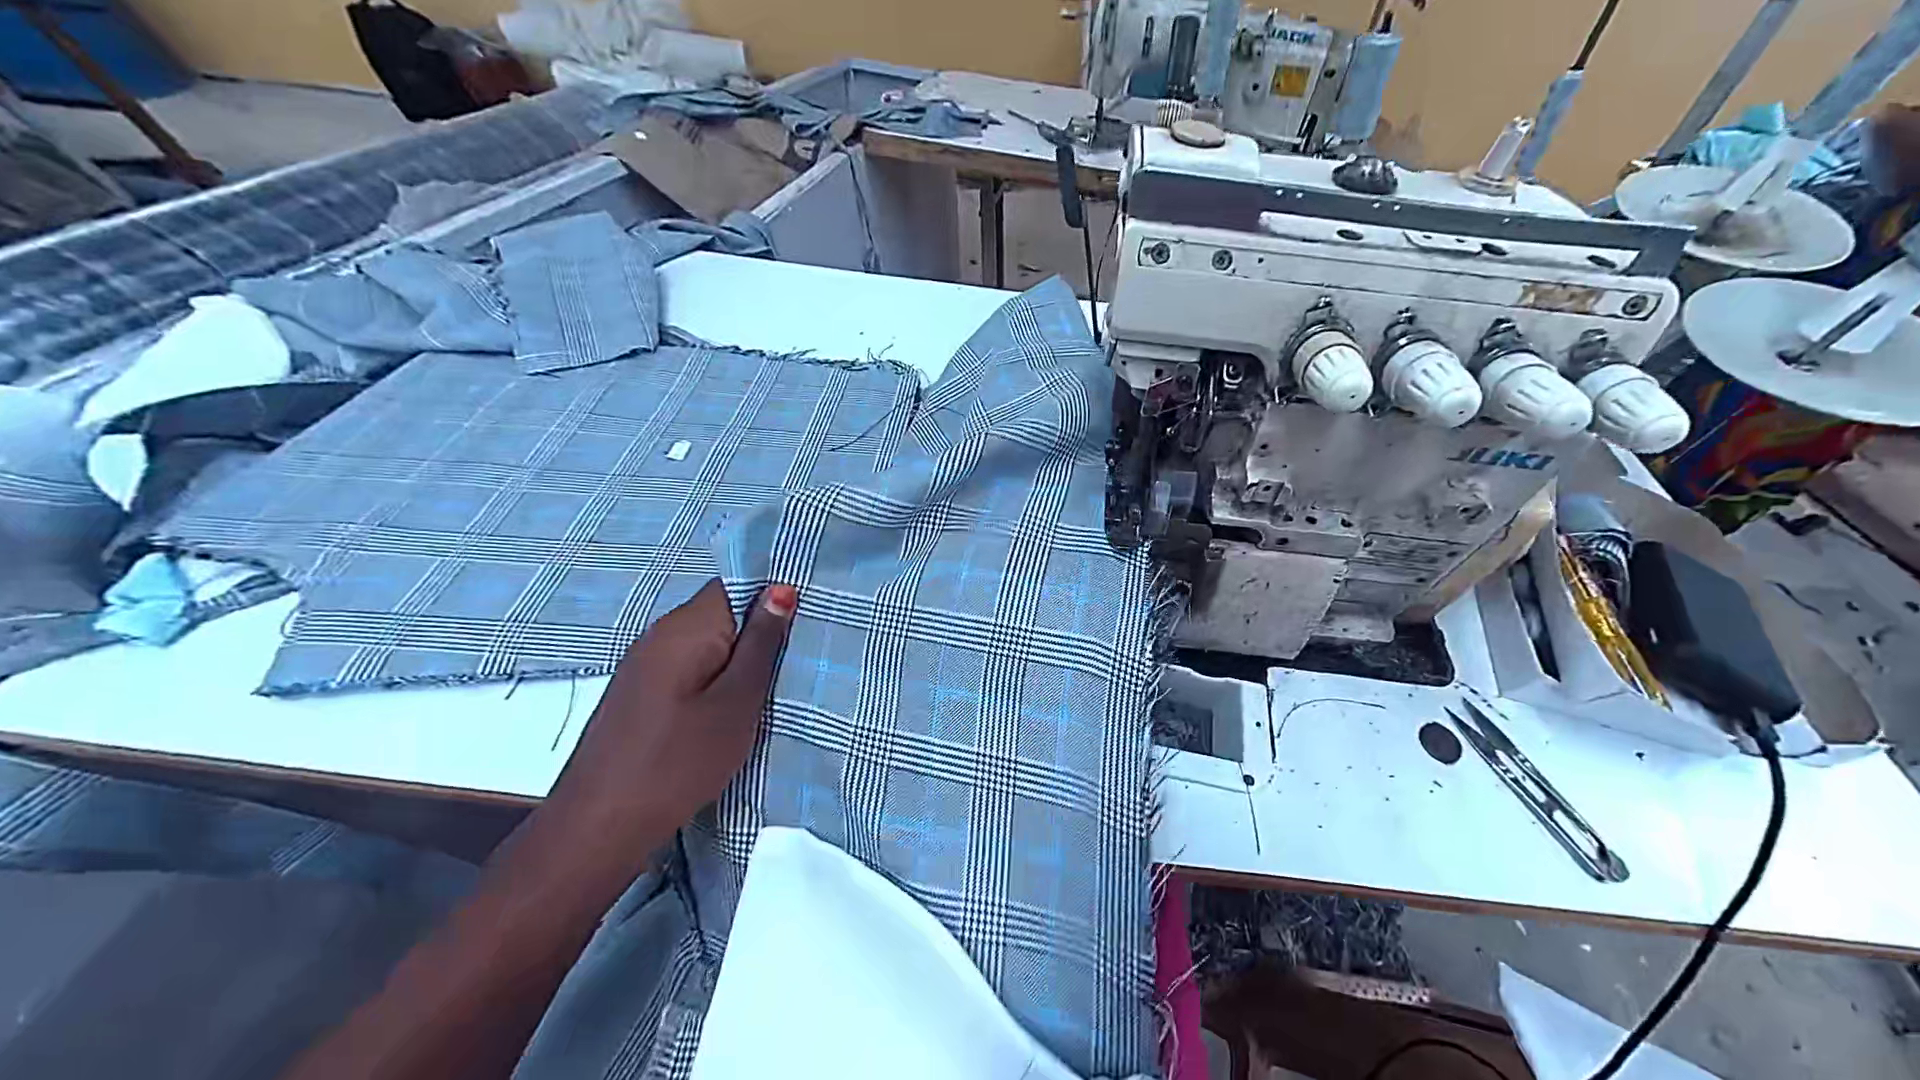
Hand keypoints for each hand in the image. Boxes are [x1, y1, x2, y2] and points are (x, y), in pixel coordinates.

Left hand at [541, 578, 796, 875]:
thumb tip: (780, 589)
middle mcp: (659, 633)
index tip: (810, 616)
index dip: (774, 593)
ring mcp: (644, 662)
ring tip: (776, 682)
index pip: (735, 583)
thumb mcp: (736, 703)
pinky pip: (688, 665)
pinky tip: (733, 704)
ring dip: (739, 656)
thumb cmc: (678, 761)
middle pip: (721, 611)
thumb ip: (761, 644)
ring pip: (706, 641)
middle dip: (761, 628)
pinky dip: (715, 676)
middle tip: (801, 656)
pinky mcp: (640, 690)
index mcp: (685, 627)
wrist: (599, 825)